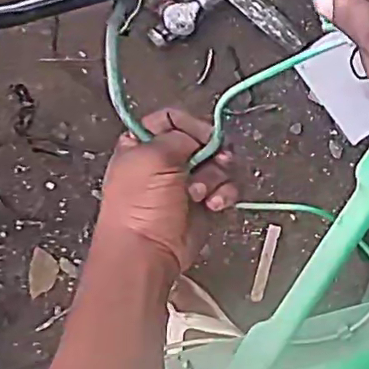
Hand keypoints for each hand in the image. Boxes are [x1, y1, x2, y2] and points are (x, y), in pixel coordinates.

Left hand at [97, 107, 237, 271]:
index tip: (201, 138)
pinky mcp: (207, 201)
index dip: (190, 125)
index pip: (174, 120)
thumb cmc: (141, 203)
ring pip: (221, 164)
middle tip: (214, 163)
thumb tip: (201, 138)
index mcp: (146, 144)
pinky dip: (225, 194)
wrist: (148, 249)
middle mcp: (169, 160)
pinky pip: (227, 188)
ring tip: (202, 195)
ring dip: (217, 177)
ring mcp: (190, 182)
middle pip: (205, 142)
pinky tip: (213, 205)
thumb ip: (179, 136)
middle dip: (213, 154)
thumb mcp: (152, 157)